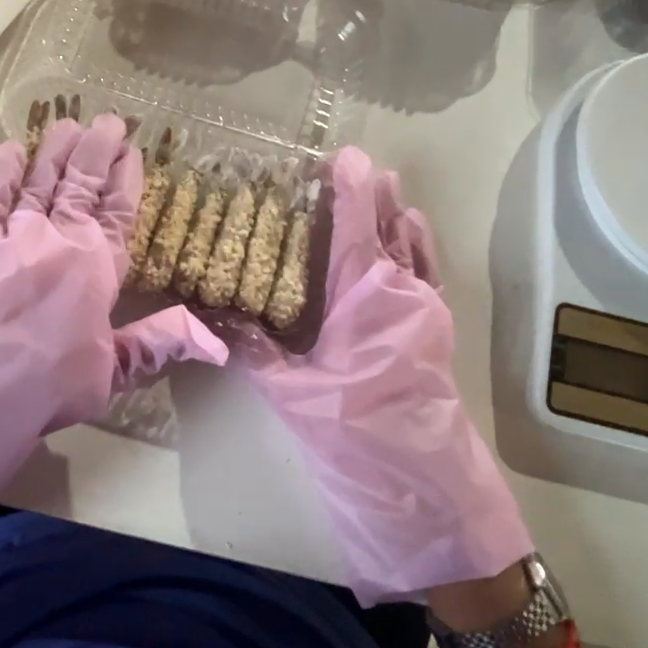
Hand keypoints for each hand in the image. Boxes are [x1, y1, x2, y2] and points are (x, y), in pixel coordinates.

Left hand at [0, 114, 226, 575]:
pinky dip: (3, 172)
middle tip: (107, 120)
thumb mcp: (114, 371)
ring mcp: (15, 235)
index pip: (120, 212)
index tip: (133, 151)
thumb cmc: (51, 386)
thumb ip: (160, 344)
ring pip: (42, 180)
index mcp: (98, 266)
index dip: (127, 180)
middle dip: (97, 150)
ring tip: (66, 123)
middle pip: (83, 184)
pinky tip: (11, 150)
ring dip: (55, 150)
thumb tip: (220, 342)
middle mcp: (61, 238)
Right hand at [238, 147, 531, 604]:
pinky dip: (417, 249)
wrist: (430, 493)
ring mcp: (428, 313)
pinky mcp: (437, 336)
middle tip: (357, 169)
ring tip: (387, 193)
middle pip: (392, 228)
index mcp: (367, 294)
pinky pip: (429, 274)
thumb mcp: (293, 393)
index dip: (349, 186)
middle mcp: (404, 292)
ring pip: (416, 248)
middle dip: (377, 195)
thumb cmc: (358, 434)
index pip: (356, 226)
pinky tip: (409, 248)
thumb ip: (254, 349)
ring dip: (400, 219)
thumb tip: (211, 317)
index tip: (343, 154)